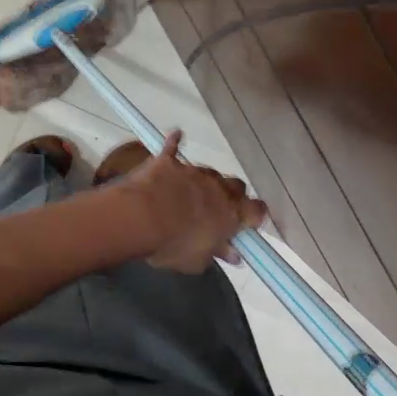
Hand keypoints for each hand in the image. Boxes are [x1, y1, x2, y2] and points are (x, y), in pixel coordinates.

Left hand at [120, 131, 266, 273]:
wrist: (140, 217)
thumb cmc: (171, 245)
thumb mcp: (197, 261)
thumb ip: (216, 254)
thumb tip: (233, 254)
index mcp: (230, 215)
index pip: (256, 210)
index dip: (254, 215)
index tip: (248, 222)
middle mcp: (218, 189)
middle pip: (236, 186)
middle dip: (232, 196)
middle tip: (219, 208)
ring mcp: (193, 172)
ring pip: (209, 173)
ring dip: (205, 182)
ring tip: (191, 192)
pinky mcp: (169, 161)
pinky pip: (174, 148)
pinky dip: (175, 142)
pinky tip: (177, 135)